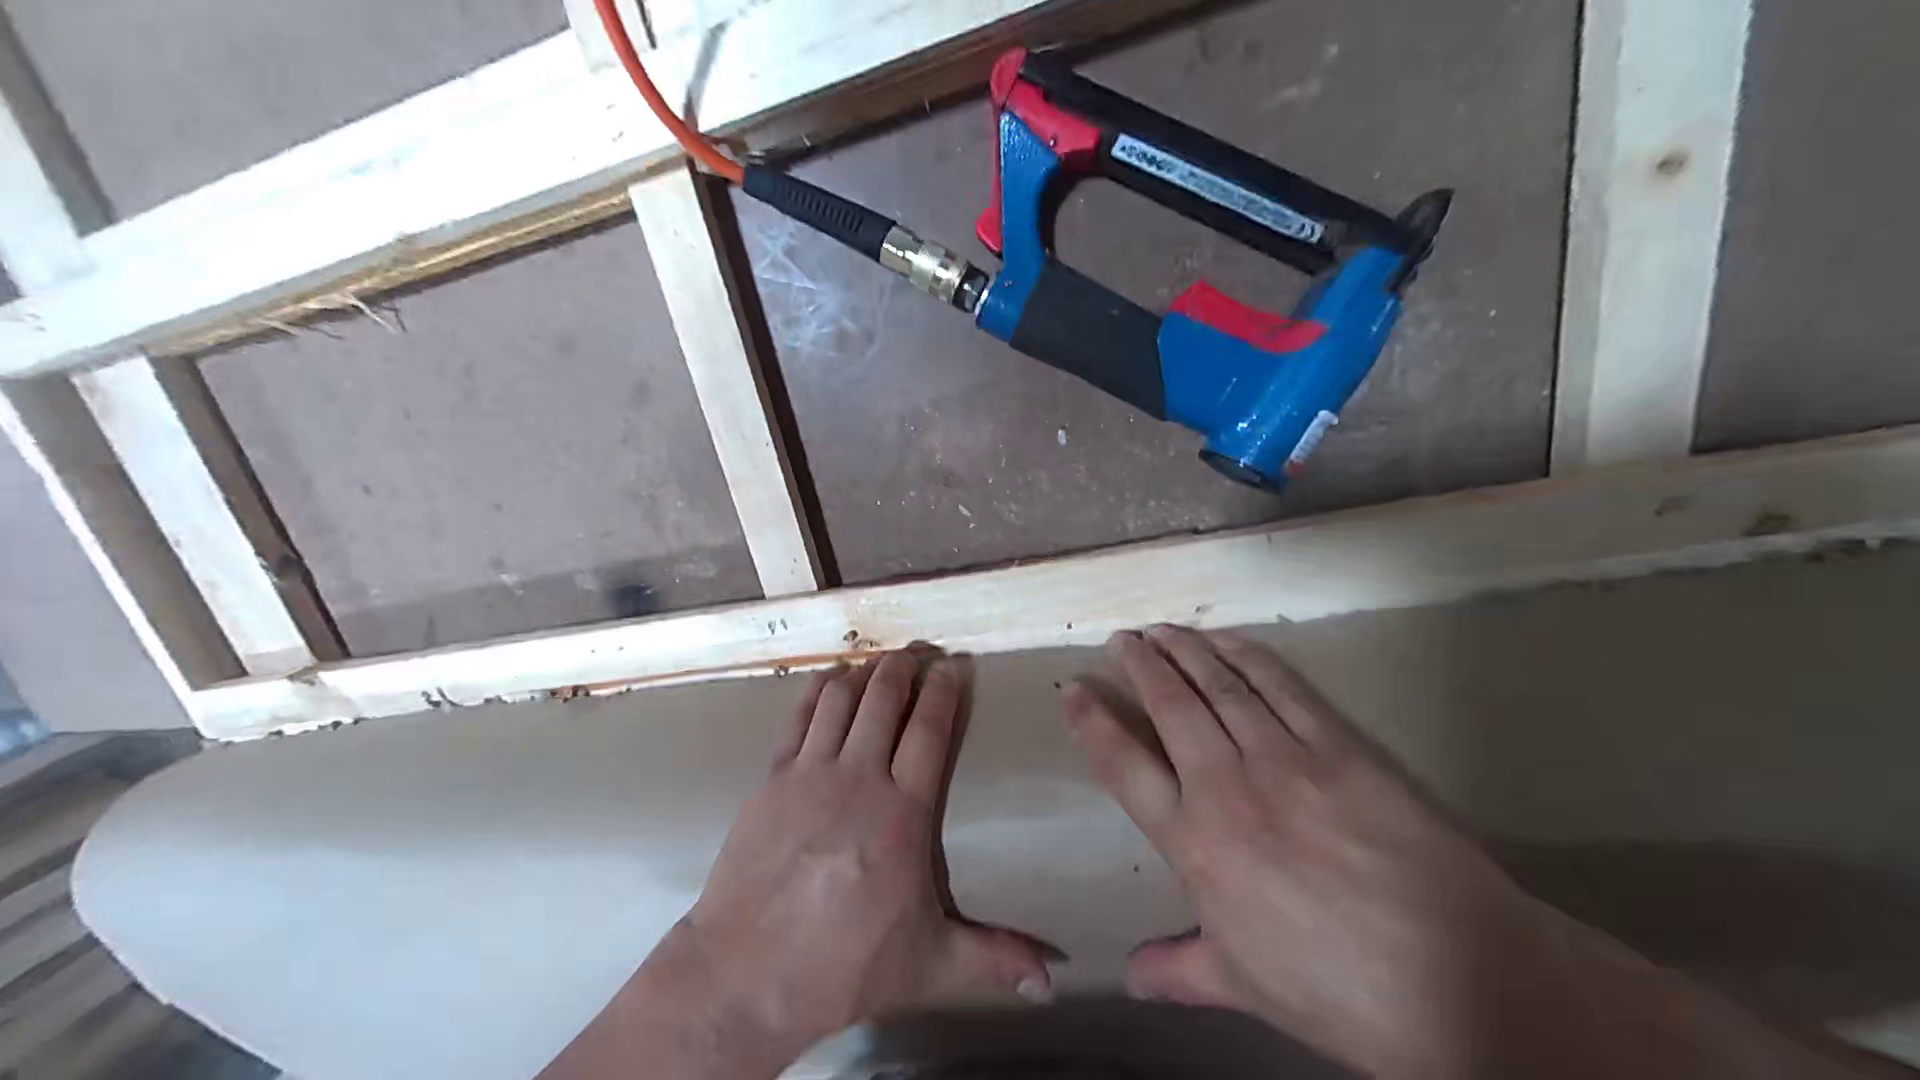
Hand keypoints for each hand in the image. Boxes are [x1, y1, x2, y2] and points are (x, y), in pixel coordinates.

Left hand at [544, 650, 1054, 1079]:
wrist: (746, 975)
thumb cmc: (845, 965)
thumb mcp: (931, 964)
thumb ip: (994, 959)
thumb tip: (1052, 979)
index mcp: (904, 812)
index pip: (929, 730)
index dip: (943, 691)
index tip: (953, 664)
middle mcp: (859, 779)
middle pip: (884, 701)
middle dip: (904, 667)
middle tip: (918, 650)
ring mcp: (809, 775)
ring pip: (841, 701)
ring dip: (863, 672)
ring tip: (879, 660)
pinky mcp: (771, 781)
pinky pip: (798, 720)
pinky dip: (816, 692)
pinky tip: (827, 679)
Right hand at [1061, 626, 1533, 1076]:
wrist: (1459, 981)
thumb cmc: (1336, 989)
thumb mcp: (1244, 984)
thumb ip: (1180, 968)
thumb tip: (1130, 975)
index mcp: (1193, 842)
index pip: (1123, 765)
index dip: (1092, 722)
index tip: (1073, 690)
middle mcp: (1226, 786)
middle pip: (1170, 705)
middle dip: (1139, 664)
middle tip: (1121, 639)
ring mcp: (1284, 760)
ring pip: (1219, 686)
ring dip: (1185, 651)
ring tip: (1162, 630)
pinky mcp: (1338, 747)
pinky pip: (1281, 688)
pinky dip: (1247, 658)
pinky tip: (1227, 642)